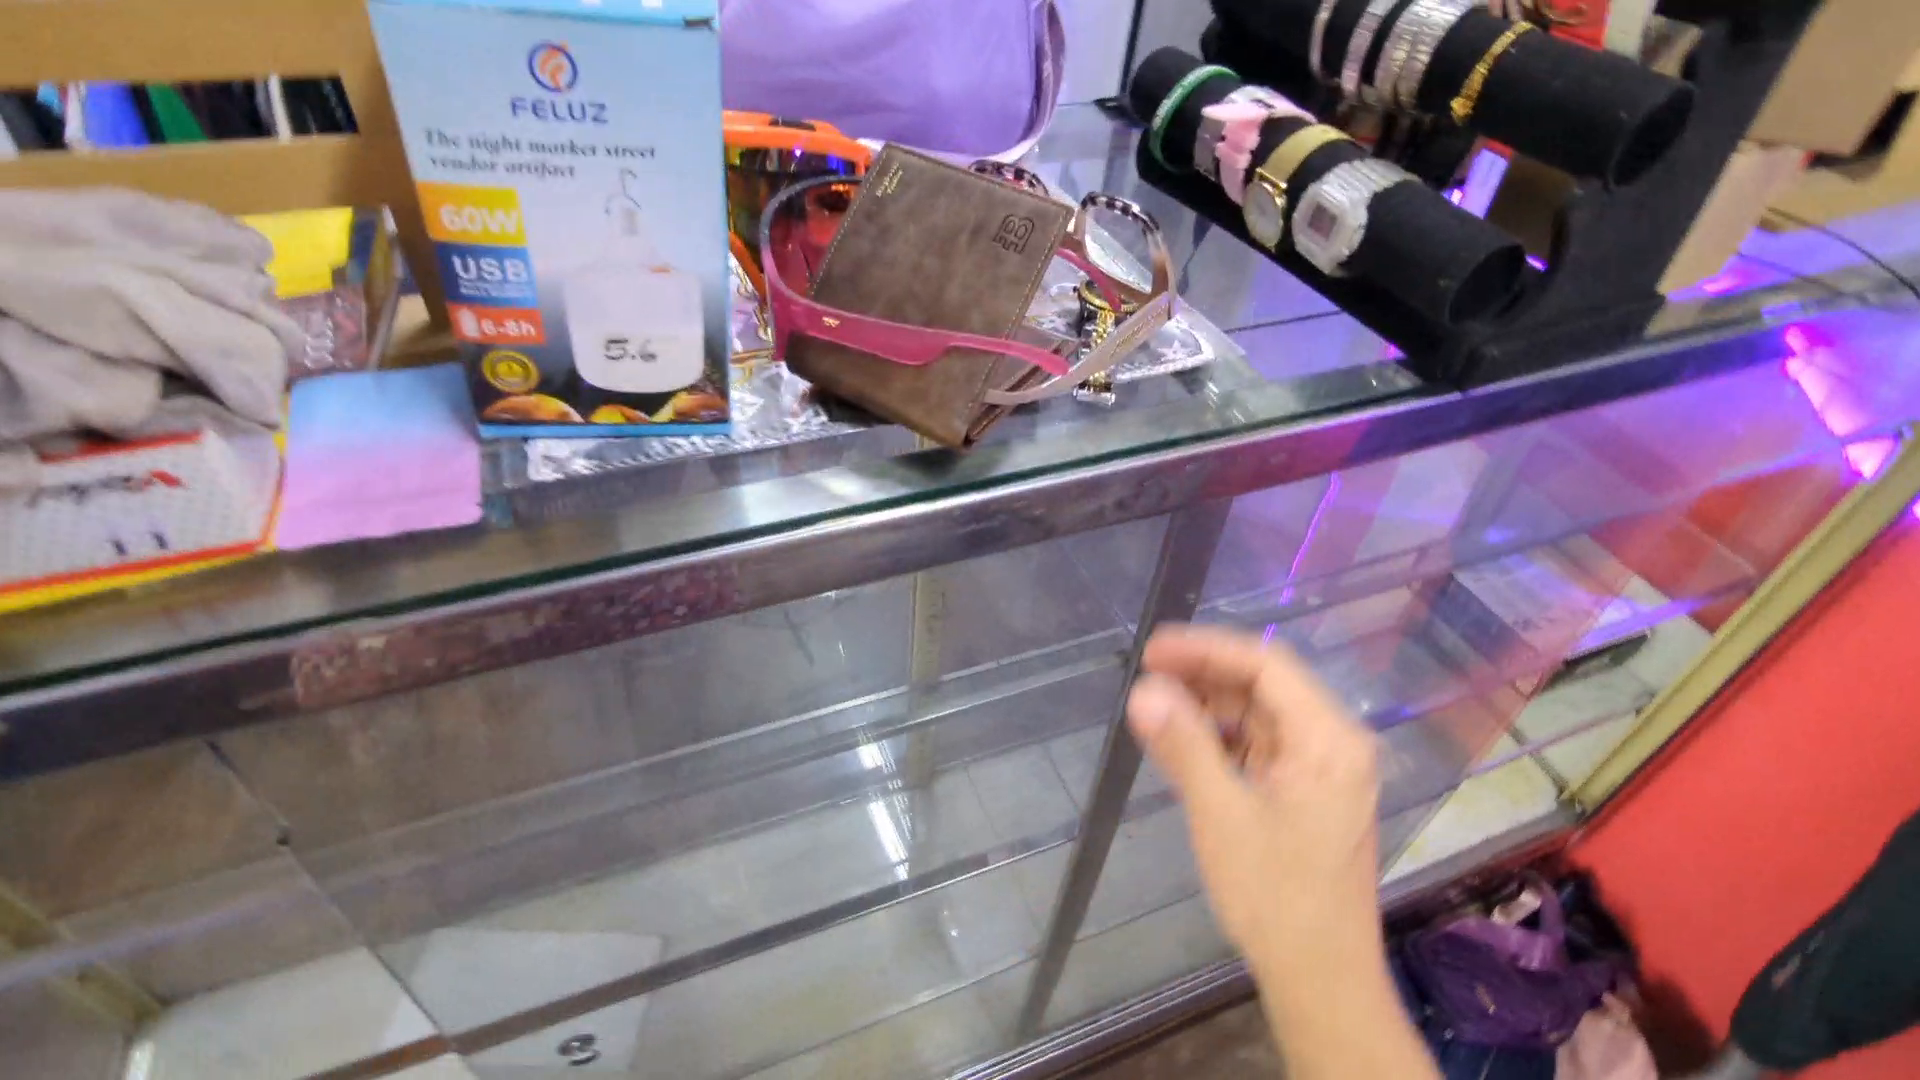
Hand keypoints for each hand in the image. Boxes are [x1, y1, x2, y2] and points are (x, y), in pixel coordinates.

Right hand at [1125, 623, 1383, 976]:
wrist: (1320, 979)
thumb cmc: (1275, 895)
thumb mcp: (1221, 814)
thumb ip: (1183, 745)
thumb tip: (1142, 690)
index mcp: (1328, 739)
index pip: (1267, 665)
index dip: (1207, 649)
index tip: (1153, 649)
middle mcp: (1333, 744)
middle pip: (1265, 686)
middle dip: (1204, 675)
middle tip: (1145, 675)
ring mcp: (1320, 770)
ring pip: (1259, 715)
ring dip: (1208, 706)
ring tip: (1154, 704)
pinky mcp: (1305, 794)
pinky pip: (1258, 747)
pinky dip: (1219, 739)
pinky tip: (1181, 741)